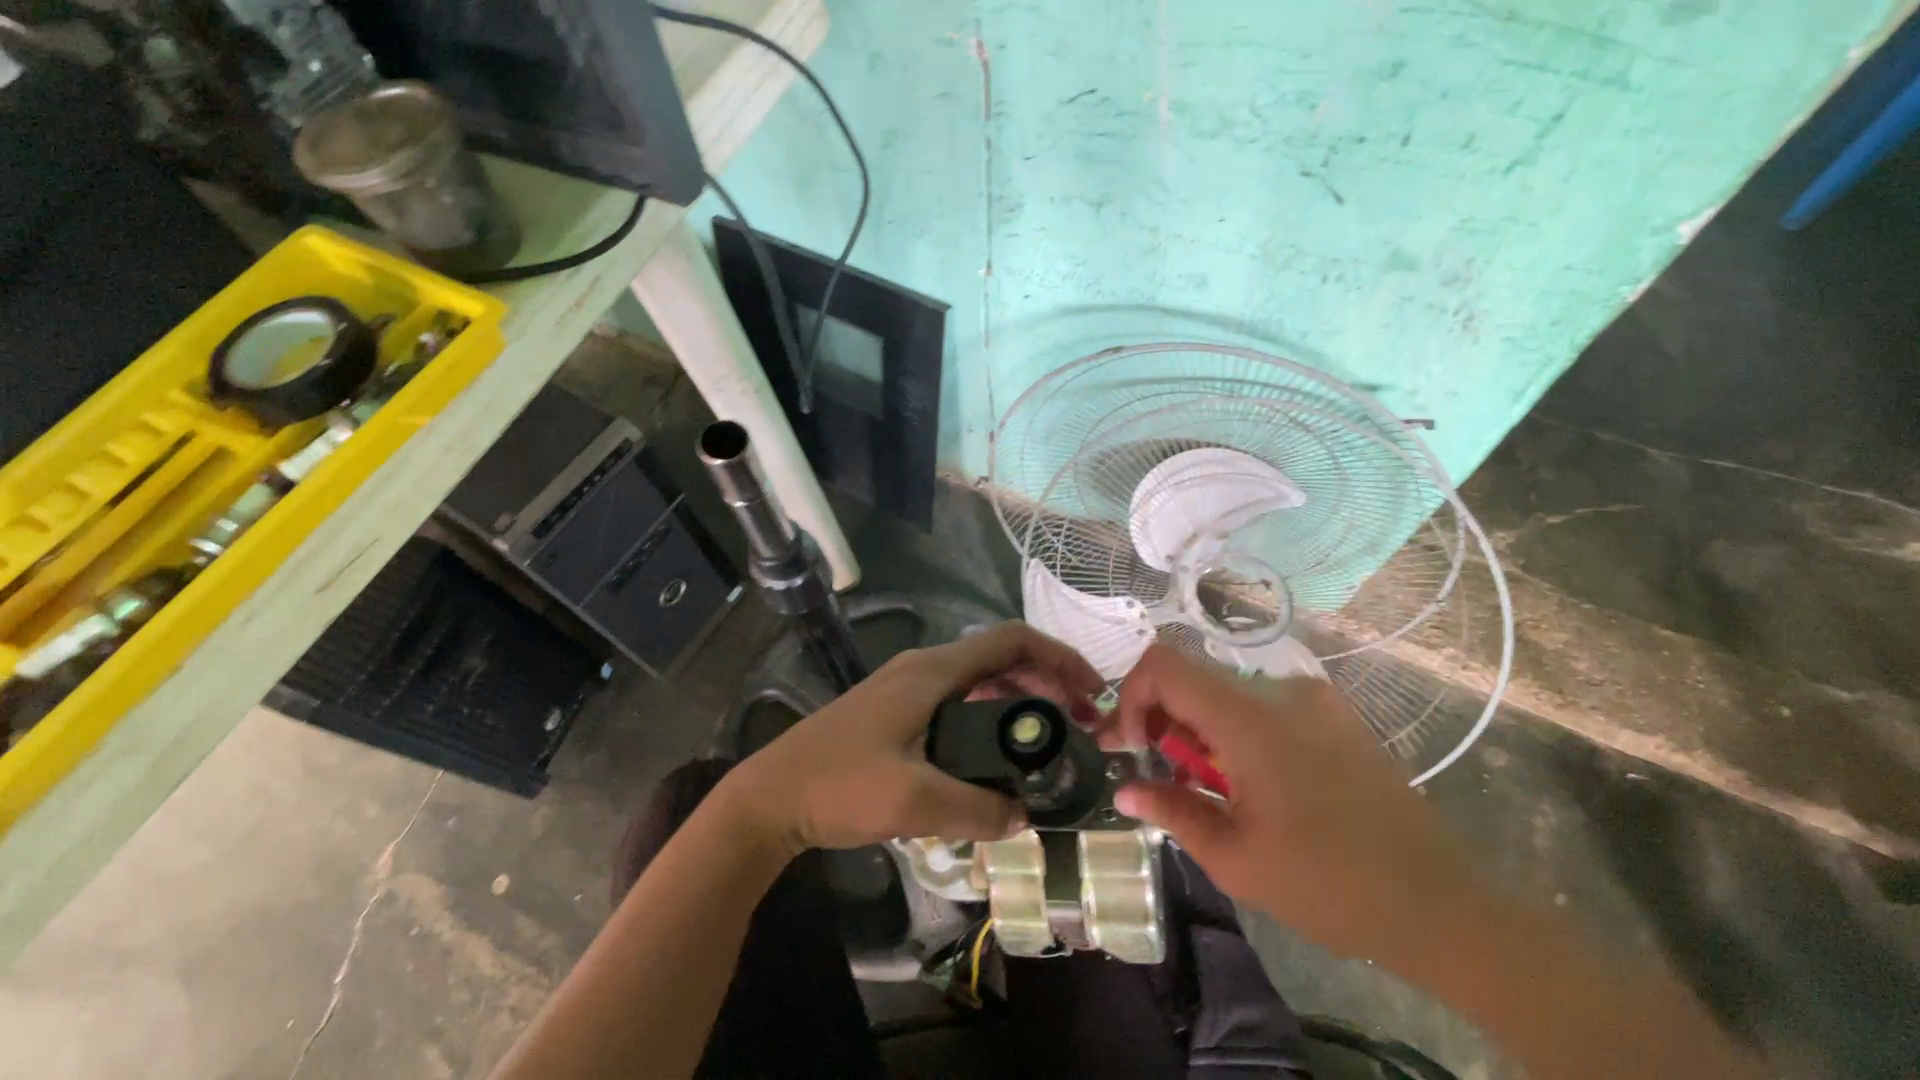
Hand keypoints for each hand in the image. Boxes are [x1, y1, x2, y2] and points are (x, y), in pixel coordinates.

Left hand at [713, 621, 1104, 855]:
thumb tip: (1025, 815)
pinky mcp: (895, 714)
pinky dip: (989, 720)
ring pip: (978, 683)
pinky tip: (997, 759)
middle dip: (1045, 685)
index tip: (1092, 692)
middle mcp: (923, 670)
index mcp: (931, 673)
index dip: (1058, 657)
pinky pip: (958, 705)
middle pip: (999, 659)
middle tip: (1079, 727)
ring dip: (1018, 703)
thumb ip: (978, 809)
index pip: (1010, 641)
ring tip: (1047, 744)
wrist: (770, 798)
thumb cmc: (839, 786)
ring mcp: (906, 690)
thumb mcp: (915, 802)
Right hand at [1113, 645, 1487, 965]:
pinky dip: (1237, 734)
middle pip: (1196, 678)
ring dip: (1200, 731)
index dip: (1132, 697)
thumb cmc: (1328, 887)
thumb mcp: (1235, 858)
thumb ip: (1172, 810)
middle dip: (1162, 720)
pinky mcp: (1337, 717)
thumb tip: (1123, 791)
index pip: (1165, 666)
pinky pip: (1266, 707)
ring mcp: (1317, 701)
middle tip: (1155, 776)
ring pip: (1229, 693)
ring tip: (1207, 791)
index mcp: (1253, 721)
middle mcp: (1284, 692)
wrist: (1437, 904)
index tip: (1132, 749)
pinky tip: (1250, 787)